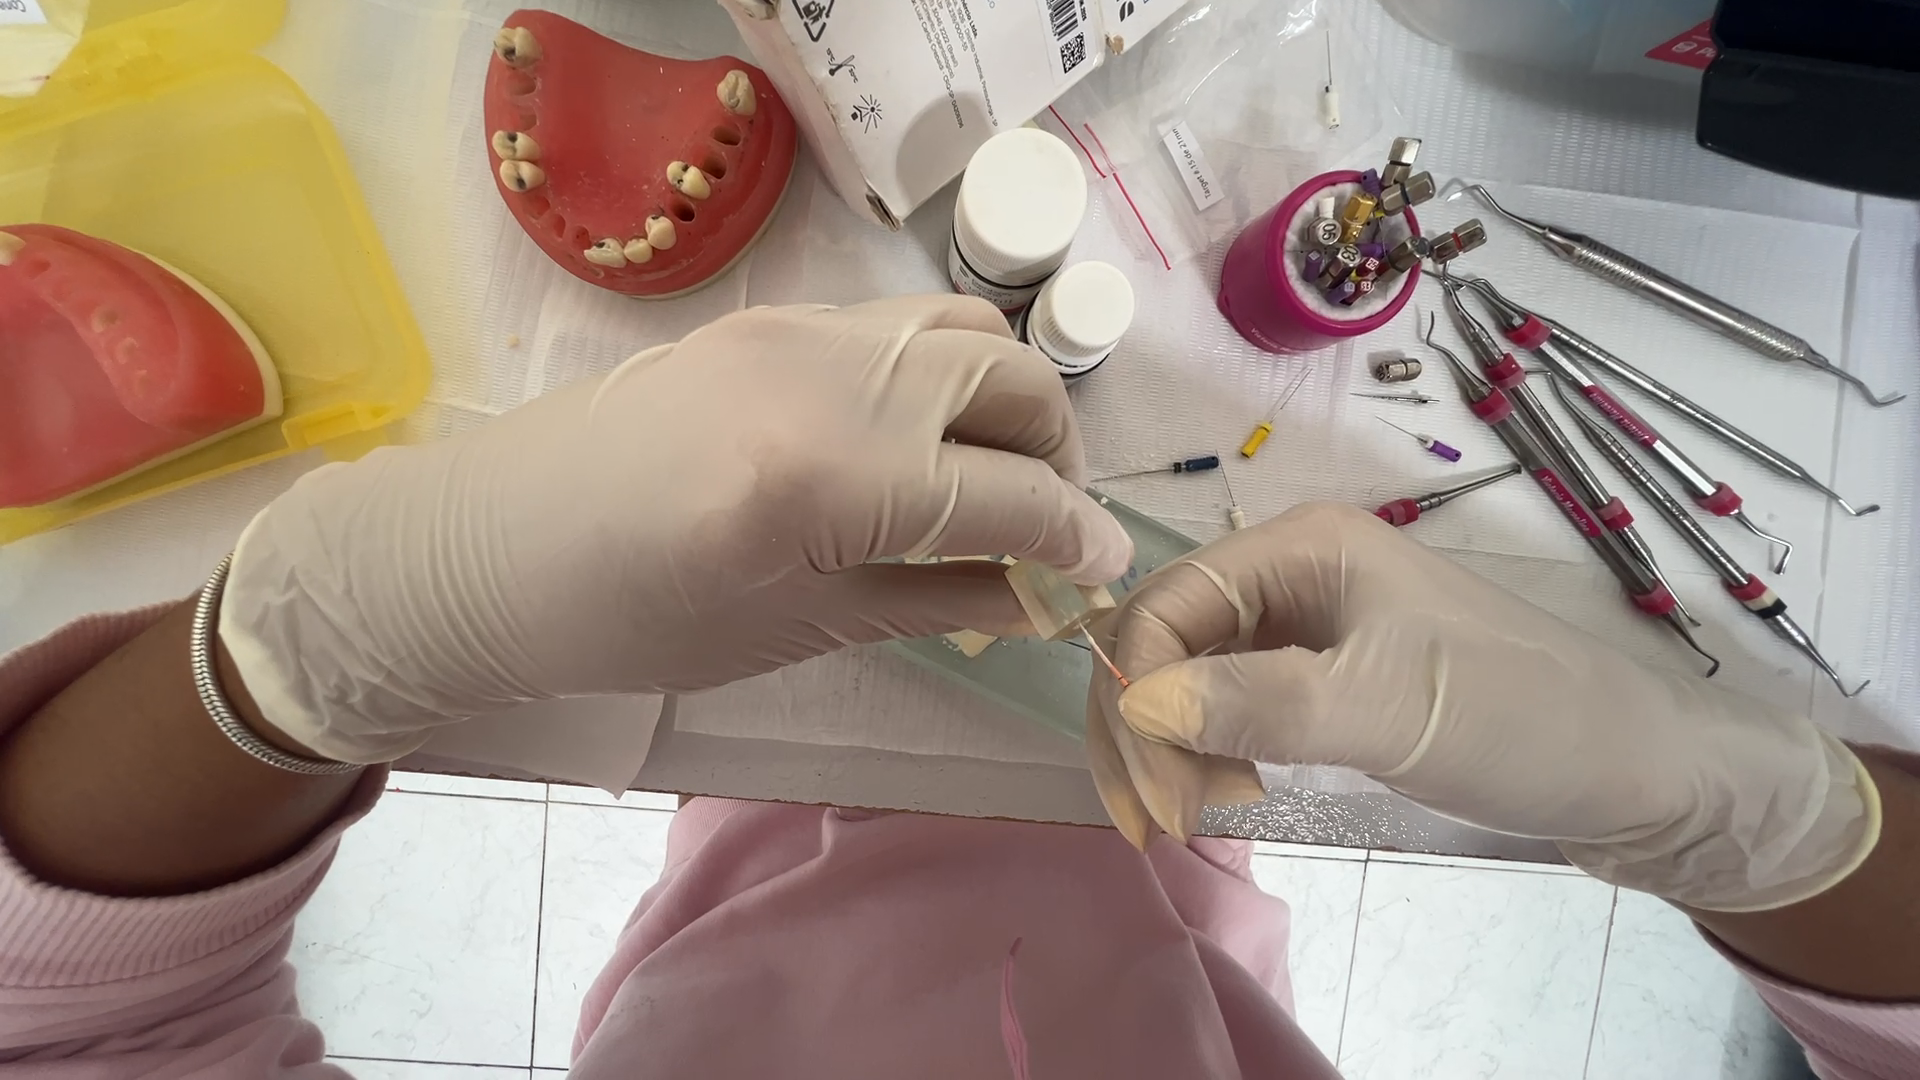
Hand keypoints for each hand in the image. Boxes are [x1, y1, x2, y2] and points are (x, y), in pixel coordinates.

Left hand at [221, 295, 1131, 763]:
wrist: (486, 547)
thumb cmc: (634, 622)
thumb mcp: (804, 628)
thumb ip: (942, 599)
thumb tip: (1046, 596)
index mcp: (824, 477)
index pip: (1007, 493)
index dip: (1076, 536)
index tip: (1107, 568)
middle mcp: (826, 372)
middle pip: (1010, 383)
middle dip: (1058, 457)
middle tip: (1044, 522)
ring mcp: (800, 327)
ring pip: (968, 332)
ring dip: (1010, 403)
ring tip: (990, 471)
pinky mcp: (777, 316)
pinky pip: (905, 327)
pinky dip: (947, 379)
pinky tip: (919, 437)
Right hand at [1087, 502, 1879, 911]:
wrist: (1642, 773)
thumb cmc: (1522, 720)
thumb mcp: (1389, 710)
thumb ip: (1258, 702)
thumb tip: (1135, 704)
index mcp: (1295, 548)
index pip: (1165, 603)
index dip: (1136, 690)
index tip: (1157, 792)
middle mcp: (1278, 574)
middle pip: (1158, 637)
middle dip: (1139, 726)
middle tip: (1160, 817)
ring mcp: (1287, 623)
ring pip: (1176, 672)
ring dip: (1159, 742)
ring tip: (1190, 811)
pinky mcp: (1299, 670)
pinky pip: (1214, 699)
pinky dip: (1194, 748)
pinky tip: (1219, 788)